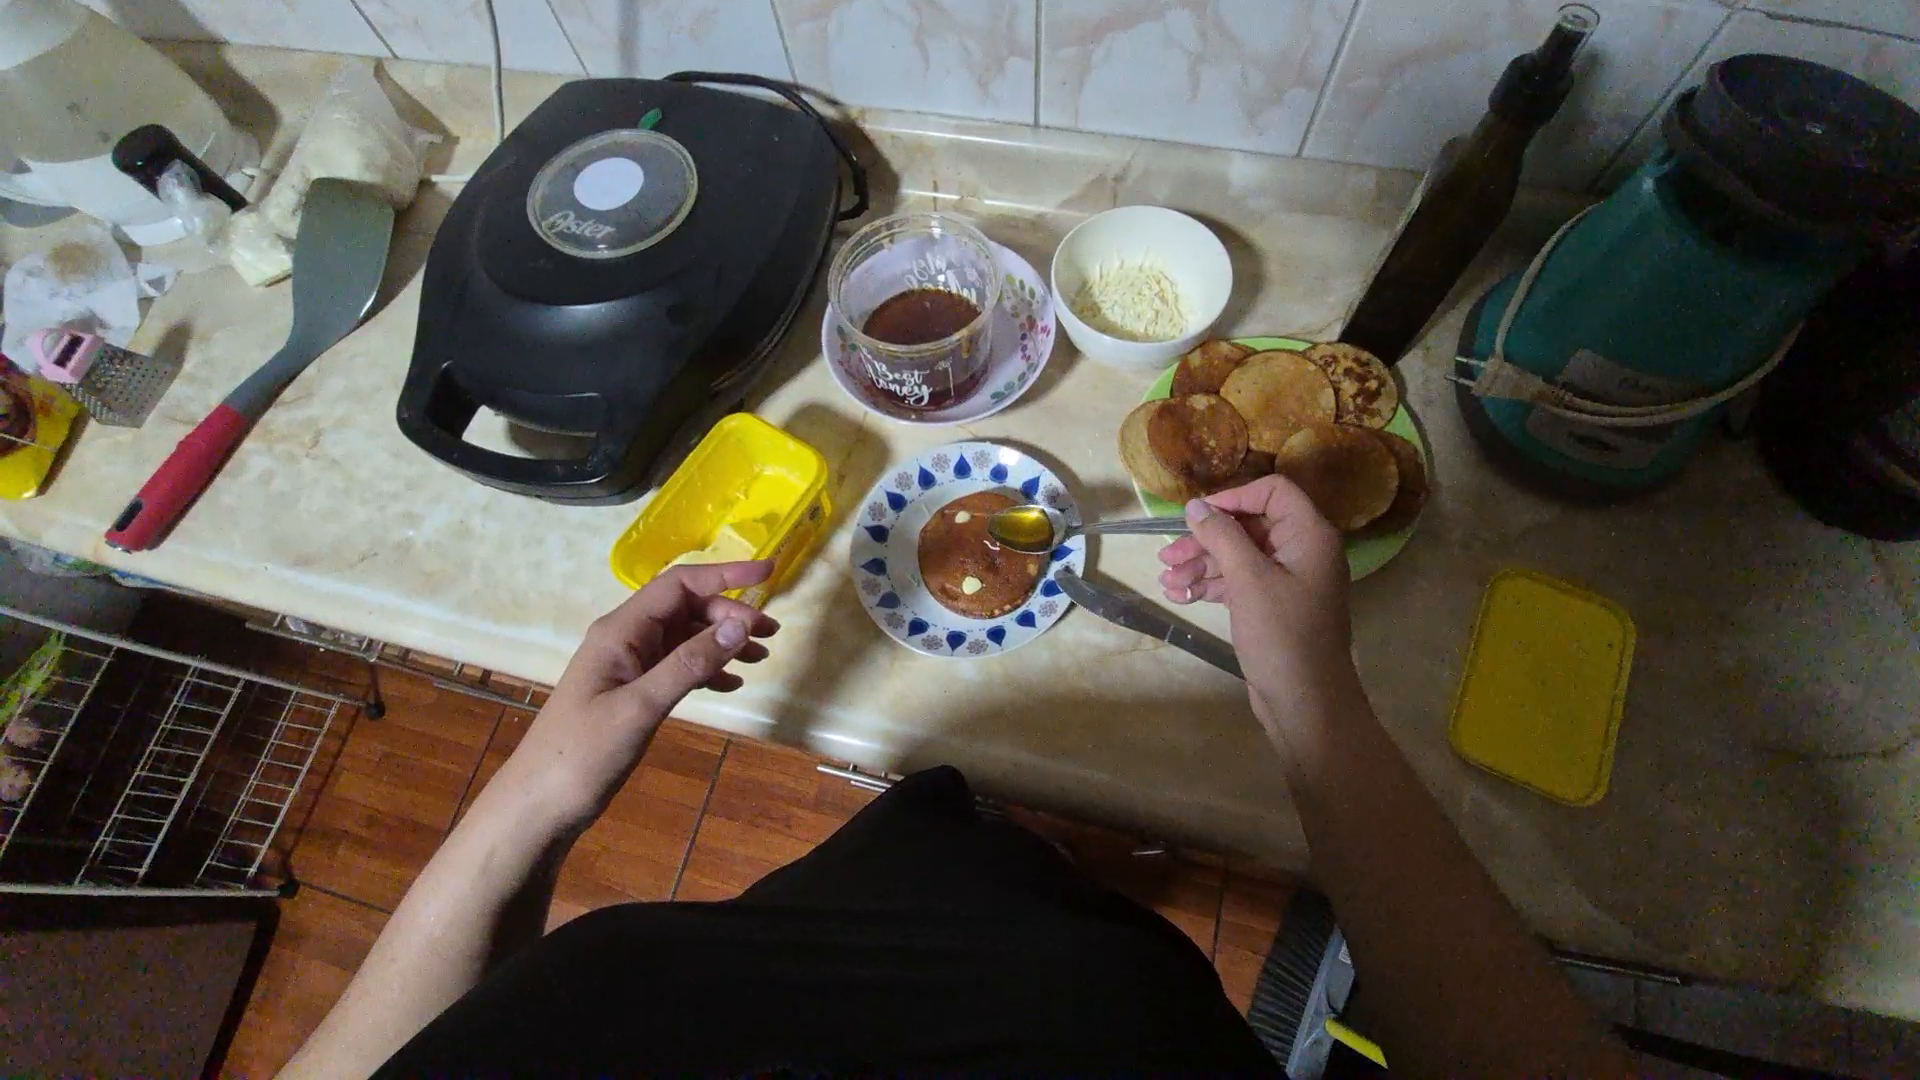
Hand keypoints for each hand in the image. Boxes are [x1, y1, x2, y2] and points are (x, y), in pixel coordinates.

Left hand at [484, 561, 779, 830]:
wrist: (538, 807)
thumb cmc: (582, 752)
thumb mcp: (640, 706)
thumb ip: (690, 663)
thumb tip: (740, 625)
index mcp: (621, 630)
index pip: (680, 585)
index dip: (725, 574)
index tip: (768, 574)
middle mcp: (627, 639)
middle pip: (687, 608)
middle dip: (730, 615)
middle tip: (769, 635)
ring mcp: (630, 665)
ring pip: (687, 637)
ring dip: (724, 642)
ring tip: (761, 656)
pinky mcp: (635, 691)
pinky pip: (680, 666)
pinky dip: (709, 670)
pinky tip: (732, 684)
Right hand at [1156, 477, 1361, 732]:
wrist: (1305, 701)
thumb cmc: (1281, 634)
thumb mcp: (1247, 579)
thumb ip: (1221, 536)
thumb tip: (1195, 505)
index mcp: (1309, 536)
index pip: (1272, 492)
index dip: (1232, 498)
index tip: (1196, 516)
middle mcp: (1301, 551)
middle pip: (1248, 527)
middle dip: (1205, 540)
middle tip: (1167, 555)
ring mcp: (1287, 581)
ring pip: (1238, 557)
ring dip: (1200, 565)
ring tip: (1166, 580)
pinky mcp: (1272, 606)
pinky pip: (1238, 583)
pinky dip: (1210, 586)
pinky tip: (1180, 595)